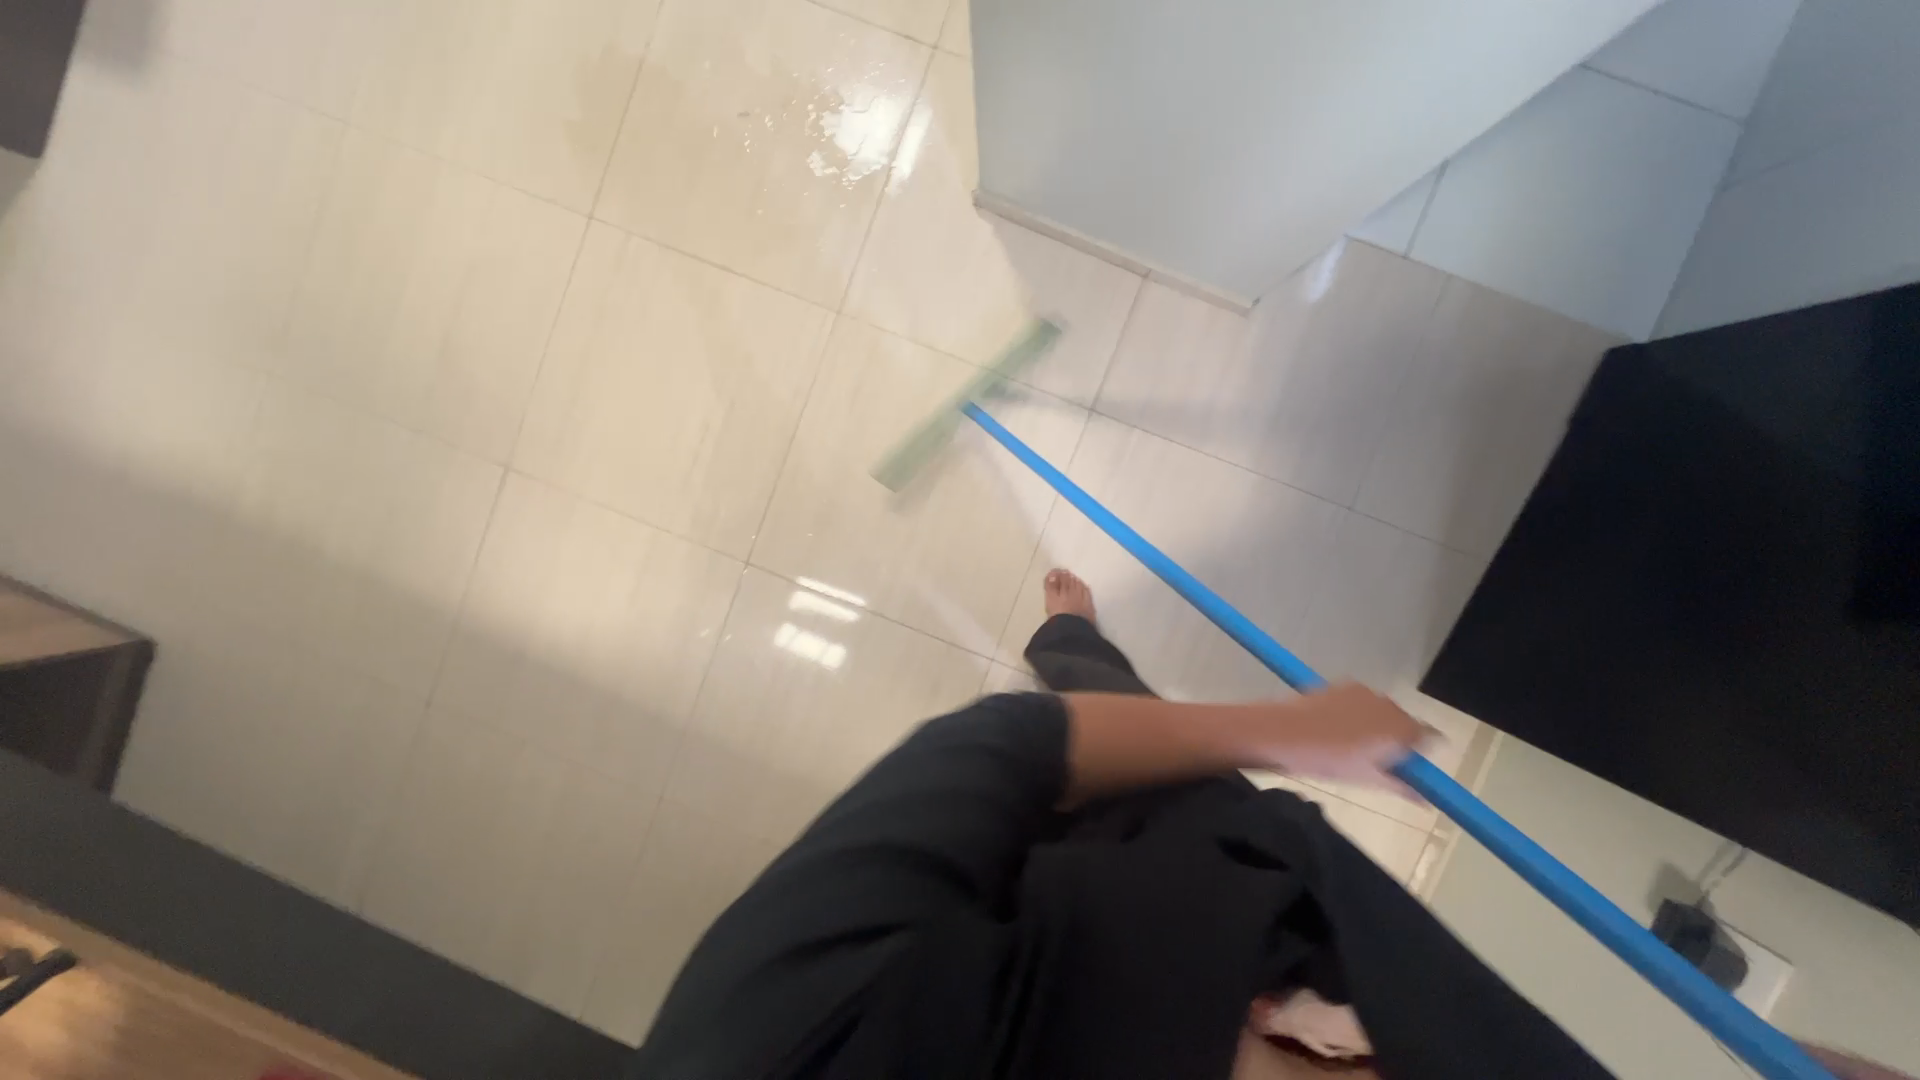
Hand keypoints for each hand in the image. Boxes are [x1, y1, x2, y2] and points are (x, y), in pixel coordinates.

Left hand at [1256, 683, 1431, 792]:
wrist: (1282, 731)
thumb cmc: (1326, 760)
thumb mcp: (1366, 779)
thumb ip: (1400, 786)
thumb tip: (1424, 800)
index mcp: (1400, 729)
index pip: (1430, 737)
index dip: (1423, 750)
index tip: (1412, 764)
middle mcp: (1388, 705)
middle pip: (1406, 720)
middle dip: (1399, 737)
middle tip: (1378, 757)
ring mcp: (1365, 691)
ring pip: (1383, 709)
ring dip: (1378, 723)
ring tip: (1352, 742)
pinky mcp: (1343, 684)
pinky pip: (1363, 699)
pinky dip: (1359, 710)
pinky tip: (1338, 725)